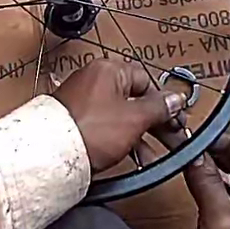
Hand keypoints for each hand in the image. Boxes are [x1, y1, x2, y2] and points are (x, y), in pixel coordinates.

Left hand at [51, 57, 184, 172]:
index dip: (164, 101)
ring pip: (122, 115)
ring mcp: (84, 99)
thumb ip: (158, 108)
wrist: (53, 154)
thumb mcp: (134, 118)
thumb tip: (175, 99)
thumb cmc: (88, 130)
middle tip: (174, 140)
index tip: (177, 119)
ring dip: (142, 136)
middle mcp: (94, 80)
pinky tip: (135, 158)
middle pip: (135, 98)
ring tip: (156, 157)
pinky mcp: (77, 119)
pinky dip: (123, 139)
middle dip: (156, 122)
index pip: (146, 79)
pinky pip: (107, 126)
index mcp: (108, 70)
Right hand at [183, 128, 229, 228]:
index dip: (228, 139)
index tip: (201, 132)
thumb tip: (192, 152)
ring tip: (189, 152)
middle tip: (190, 139)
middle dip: (220, 148)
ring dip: (215, 163)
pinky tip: (195, 174)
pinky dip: (214, 180)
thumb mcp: (219, 221)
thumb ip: (205, 180)